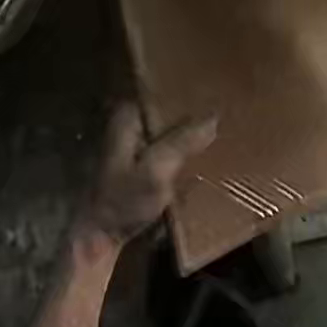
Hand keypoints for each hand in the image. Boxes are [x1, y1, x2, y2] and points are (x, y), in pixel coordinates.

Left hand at [76, 103, 219, 248]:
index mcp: (129, 114)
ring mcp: (133, 138)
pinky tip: (203, 154)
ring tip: (221, 132)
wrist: (99, 234)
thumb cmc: (124, 200)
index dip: (192, 95)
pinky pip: (167, 144)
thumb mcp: (156, 172)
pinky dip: (182, 148)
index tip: (219, 96)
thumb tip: (213, 116)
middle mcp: (129, 119)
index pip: (166, 93)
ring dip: (190, 133)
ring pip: (170, 128)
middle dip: (194, 114)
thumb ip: (182, 143)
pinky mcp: (139, 157)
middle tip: (227, 115)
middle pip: (169, 110)